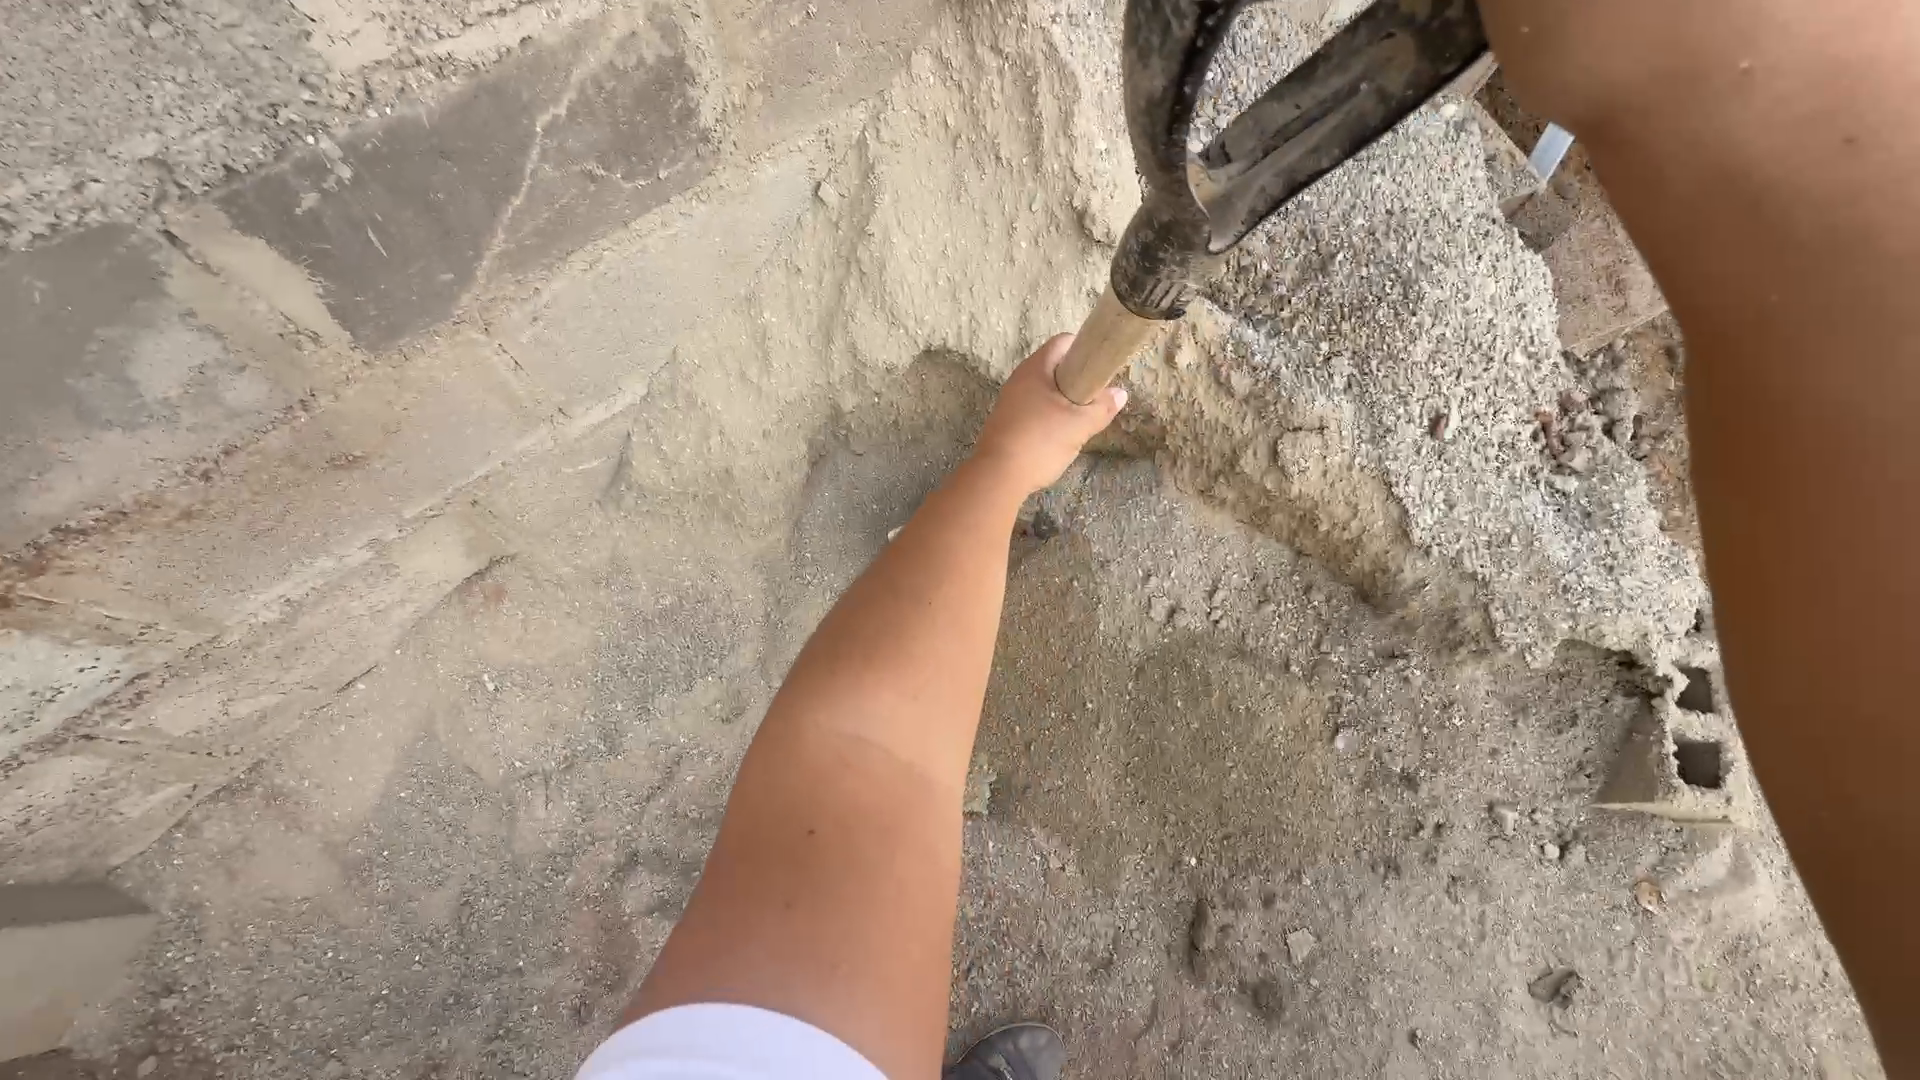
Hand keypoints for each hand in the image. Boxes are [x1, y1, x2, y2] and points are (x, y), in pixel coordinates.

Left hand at [970, 334, 1126, 497]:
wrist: (997, 476)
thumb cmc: (1040, 442)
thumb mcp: (1079, 425)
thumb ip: (1102, 407)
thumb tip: (1120, 393)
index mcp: (1036, 368)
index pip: (1064, 342)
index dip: (1086, 350)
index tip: (1101, 370)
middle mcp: (1019, 378)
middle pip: (1055, 367)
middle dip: (1078, 380)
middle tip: (1095, 399)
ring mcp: (1010, 400)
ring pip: (1045, 391)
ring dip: (1064, 402)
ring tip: (1079, 421)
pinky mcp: (1006, 421)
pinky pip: (1034, 409)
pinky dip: (1049, 417)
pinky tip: (1058, 437)